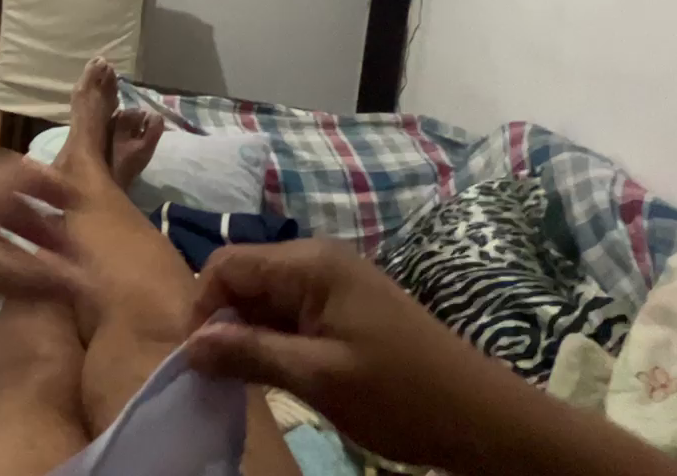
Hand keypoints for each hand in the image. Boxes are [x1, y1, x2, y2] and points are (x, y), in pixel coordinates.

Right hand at [186, 240, 542, 470]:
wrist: (486, 418)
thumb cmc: (400, 394)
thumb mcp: (318, 378)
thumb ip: (249, 353)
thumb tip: (189, 347)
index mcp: (308, 263)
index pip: (228, 264)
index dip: (204, 305)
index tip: (201, 357)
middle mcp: (316, 257)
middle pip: (245, 274)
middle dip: (225, 318)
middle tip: (222, 372)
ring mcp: (333, 277)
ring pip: (266, 293)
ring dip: (249, 330)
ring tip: (250, 375)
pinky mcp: (345, 299)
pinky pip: (291, 306)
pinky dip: (275, 334)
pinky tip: (279, 368)